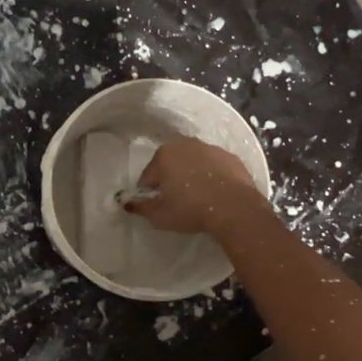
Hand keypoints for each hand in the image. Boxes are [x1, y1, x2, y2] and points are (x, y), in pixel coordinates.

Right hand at [124, 136, 266, 234]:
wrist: (235, 208)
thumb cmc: (190, 209)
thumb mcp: (159, 215)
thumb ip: (140, 207)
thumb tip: (126, 203)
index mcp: (163, 155)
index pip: (148, 176)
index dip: (150, 192)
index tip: (158, 204)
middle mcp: (185, 145)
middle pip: (170, 164)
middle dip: (170, 178)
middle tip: (176, 200)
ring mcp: (210, 148)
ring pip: (192, 163)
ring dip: (190, 175)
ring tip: (197, 197)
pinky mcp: (231, 157)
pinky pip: (214, 166)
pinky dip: (211, 175)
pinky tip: (215, 193)